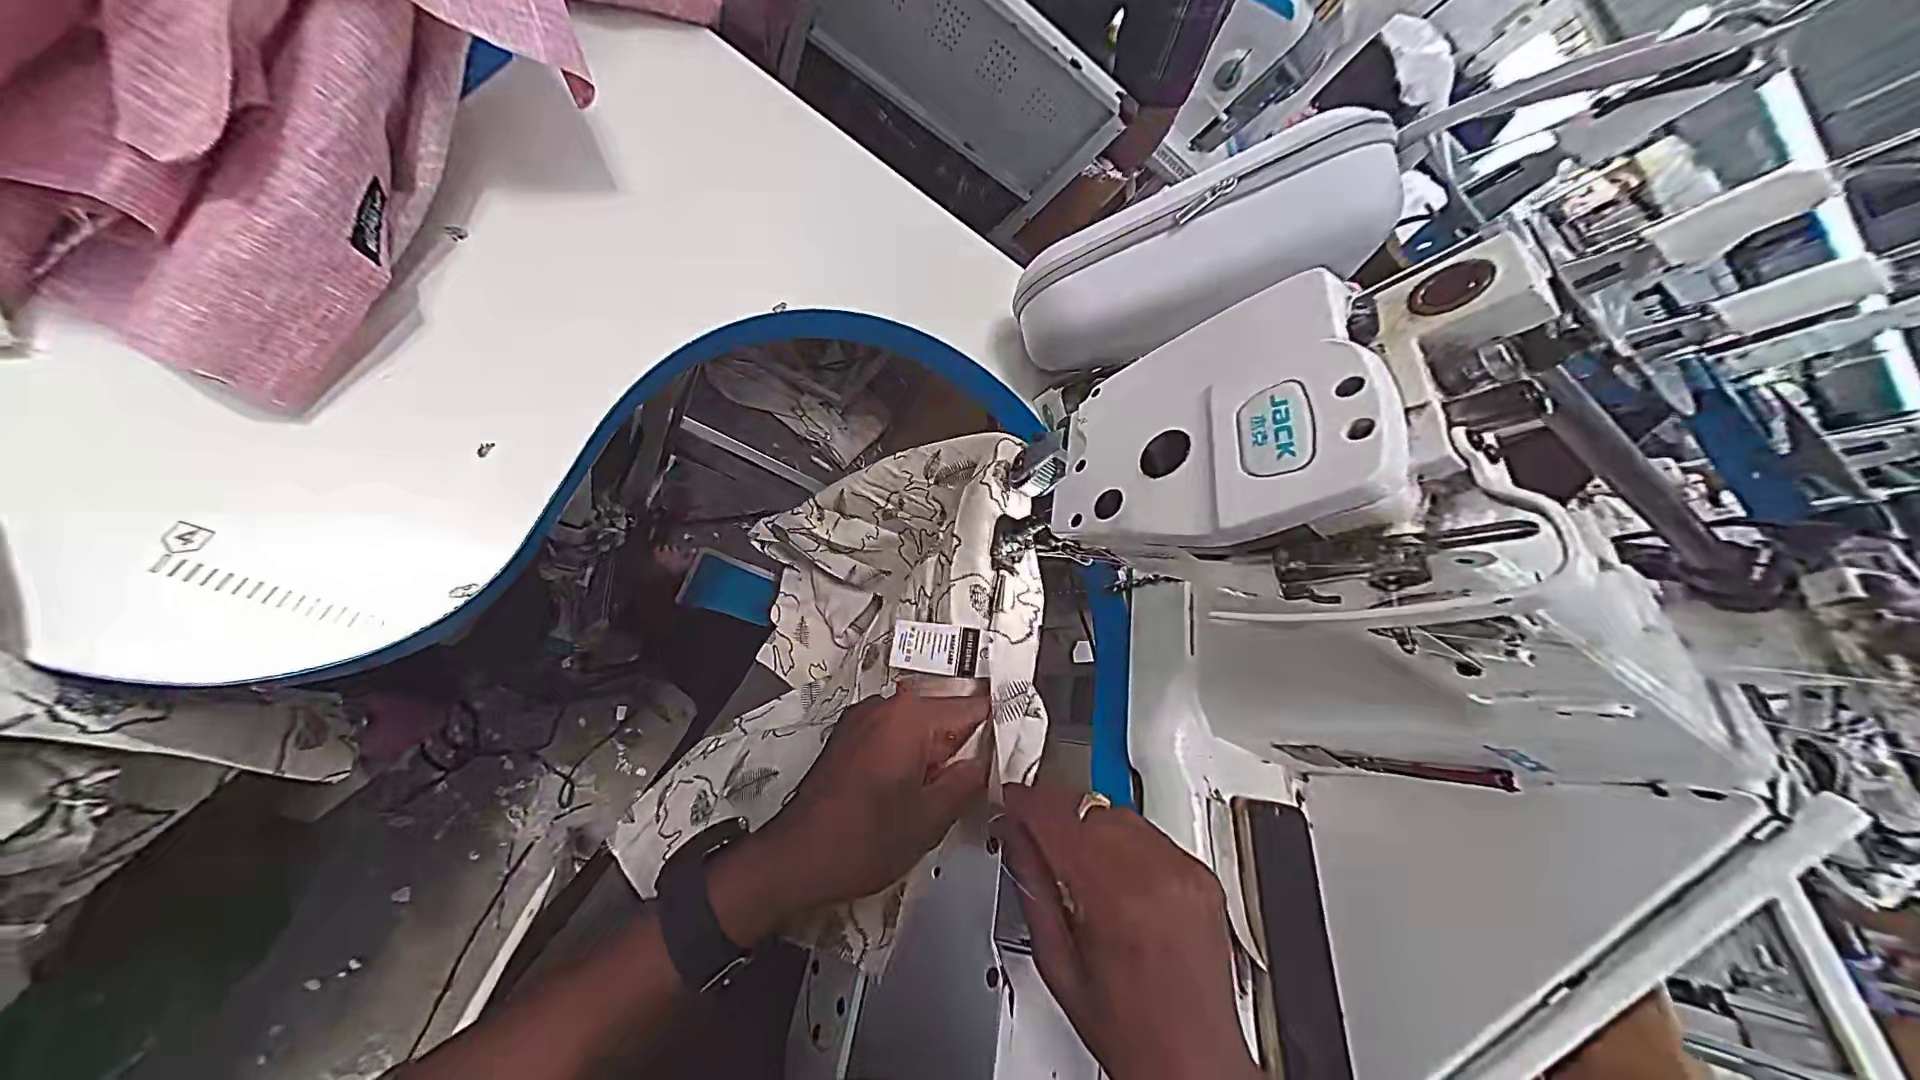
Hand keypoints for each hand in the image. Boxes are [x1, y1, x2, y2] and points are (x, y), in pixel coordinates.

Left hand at [707, 683, 991, 943]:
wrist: (795, 859)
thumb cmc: (855, 841)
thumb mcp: (931, 817)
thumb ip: (970, 779)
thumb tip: (985, 761)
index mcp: (910, 717)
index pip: (974, 707)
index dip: (998, 729)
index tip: (1012, 747)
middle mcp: (885, 706)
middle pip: (947, 710)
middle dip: (966, 741)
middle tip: (979, 778)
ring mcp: (864, 718)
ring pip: (922, 722)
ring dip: (939, 748)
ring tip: (942, 790)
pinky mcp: (851, 734)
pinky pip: (896, 730)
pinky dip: (913, 751)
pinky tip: (914, 788)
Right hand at [997, 783, 1259, 1079]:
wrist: (1195, 1062)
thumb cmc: (1132, 1032)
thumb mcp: (1058, 964)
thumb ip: (1032, 886)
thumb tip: (1014, 836)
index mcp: (1117, 903)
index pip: (1061, 821)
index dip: (1028, 803)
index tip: (1012, 800)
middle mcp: (1159, 879)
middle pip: (1090, 808)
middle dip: (1054, 808)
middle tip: (1030, 822)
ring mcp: (1185, 875)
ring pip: (1120, 813)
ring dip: (1086, 819)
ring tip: (1068, 849)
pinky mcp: (1202, 876)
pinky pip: (1150, 832)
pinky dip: (1120, 836)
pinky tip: (1107, 863)